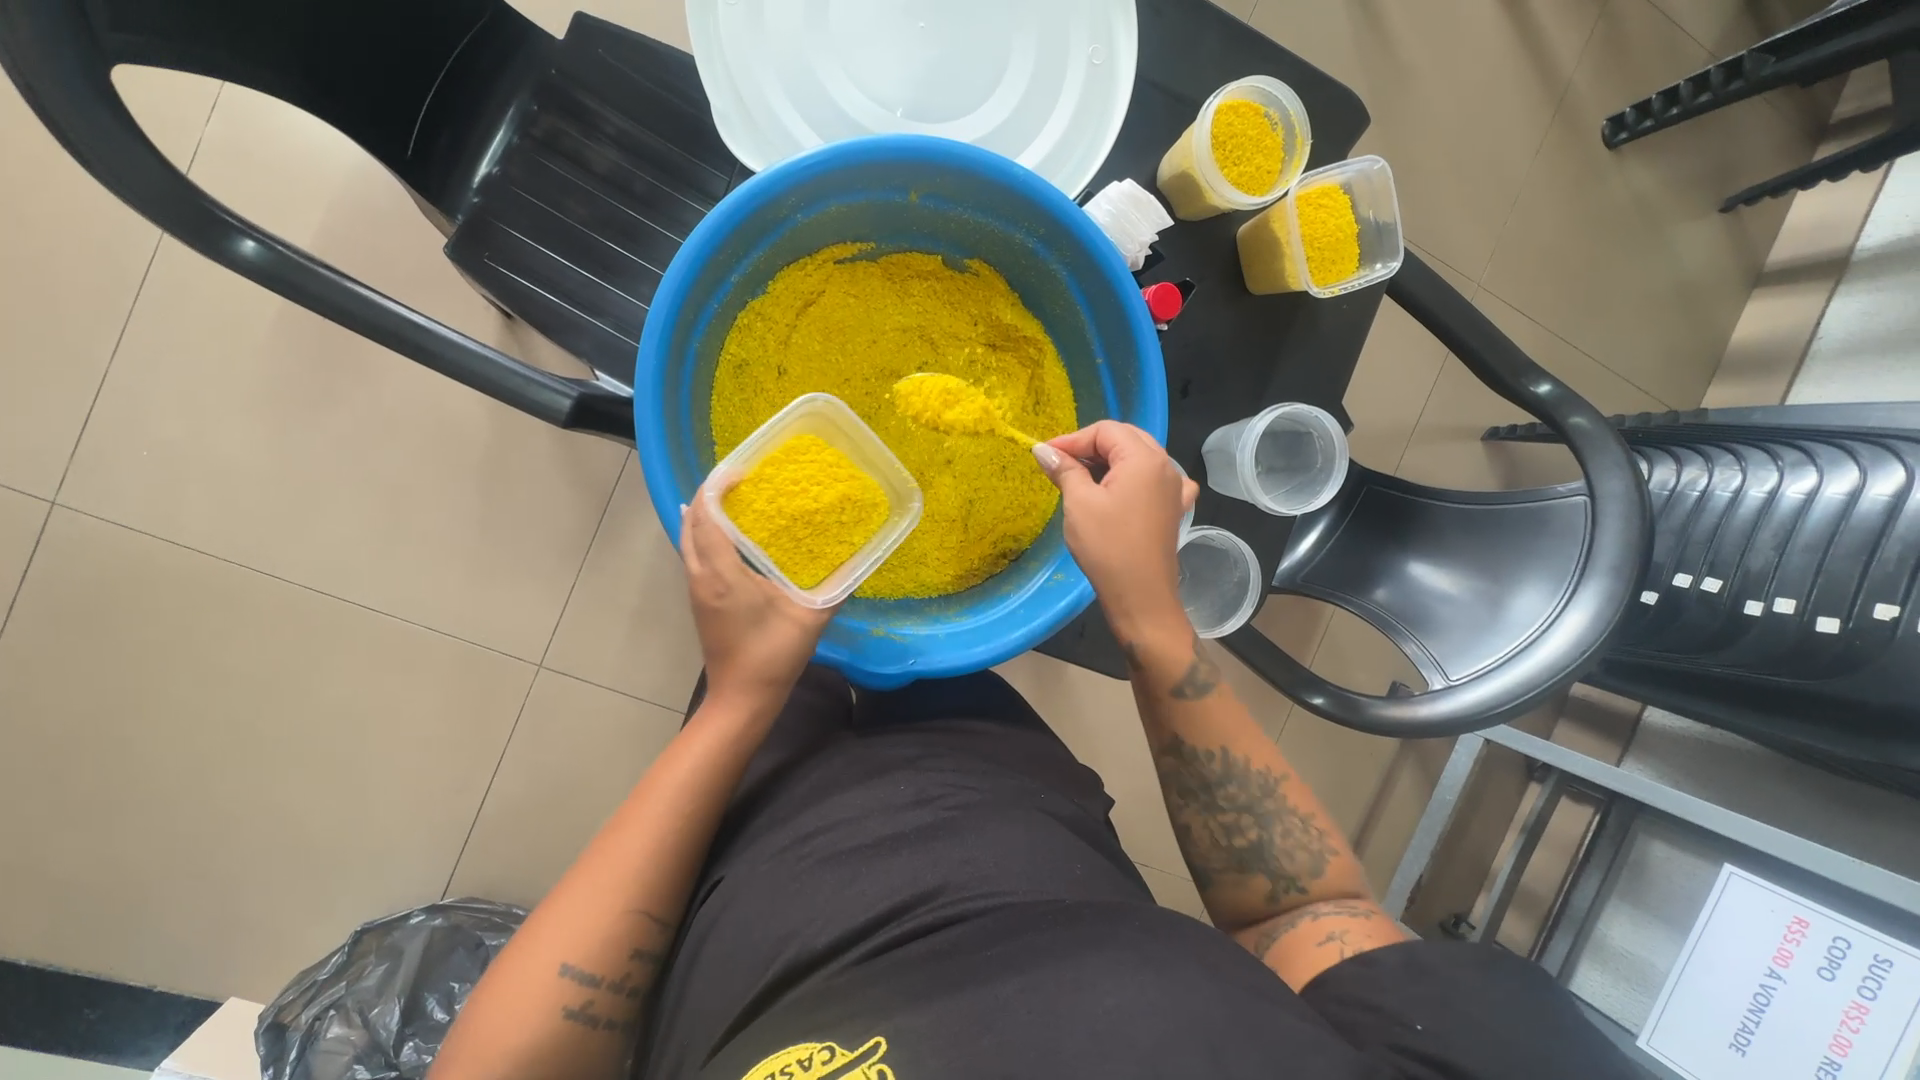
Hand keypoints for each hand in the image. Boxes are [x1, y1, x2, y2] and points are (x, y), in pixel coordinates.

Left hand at [679, 489, 835, 717]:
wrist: (741, 698)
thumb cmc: (773, 656)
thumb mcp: (811, 618)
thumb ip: (837, 585)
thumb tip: (862, 556)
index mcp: (722, 575)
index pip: (707, 515)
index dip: (719, 486)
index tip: (743, 469)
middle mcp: (701, 576)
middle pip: (691, 520)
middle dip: (710, 493)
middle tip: (742, 477)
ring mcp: (695, 588)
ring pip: (688, 537)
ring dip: (705, 512)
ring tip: (737, 497)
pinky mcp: (699, 599)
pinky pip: (693, 553)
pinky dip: (705, 532)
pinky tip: (732, 533)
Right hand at [1034, 421, 1197, 636]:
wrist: (1141, 596)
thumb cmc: (1107, 546)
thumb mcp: (1079, 503)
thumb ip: (1064, 469)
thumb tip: (1042, 449)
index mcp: (1144, 458)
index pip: (1105, 430)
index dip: (1073, 439)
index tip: (1045, 455)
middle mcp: (1166, 465)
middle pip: (1125, 438)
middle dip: (1091, 446)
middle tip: (1060, 463)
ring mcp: (1175, 488)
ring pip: (1140, 457)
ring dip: (1110, 461)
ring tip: (1082, 476)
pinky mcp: (1174, 509)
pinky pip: (1157, 480)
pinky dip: (1136, 478)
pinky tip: (1127, 488)